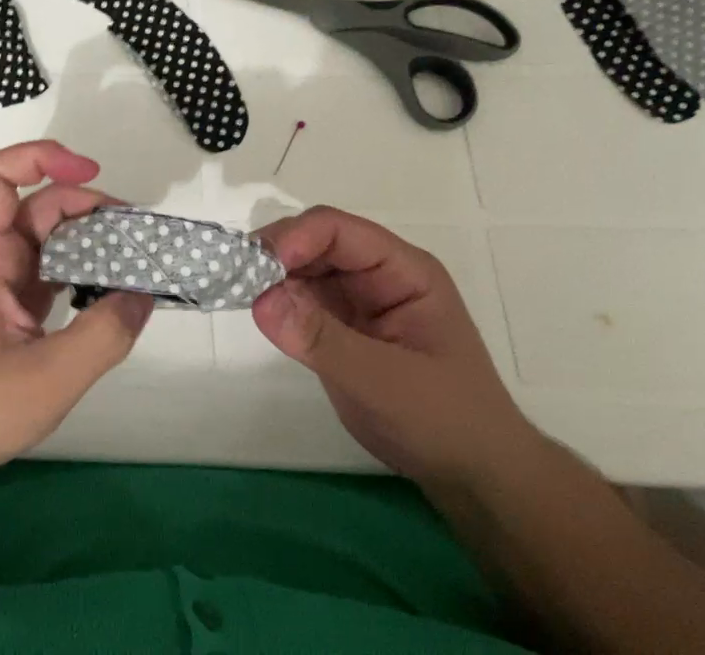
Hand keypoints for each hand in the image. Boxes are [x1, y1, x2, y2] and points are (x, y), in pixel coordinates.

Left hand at [0, 141, 153, 483]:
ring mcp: (2, 282)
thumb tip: (145, 294)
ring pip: (46, 236)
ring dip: (89, 236)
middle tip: (136, 231)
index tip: (90, 172)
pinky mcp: (15, 305)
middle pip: (34, 204)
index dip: (40, 158)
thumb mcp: (50, 379)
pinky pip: (52, 267)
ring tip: (135, 256)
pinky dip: (85, 267)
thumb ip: (103, 336)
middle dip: (85, 203)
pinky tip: (115, 286)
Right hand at [250, 206, 536, 487]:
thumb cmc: (443, 420)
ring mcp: (357, 301)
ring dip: (268, 276)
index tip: (256, 268)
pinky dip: (273, 301)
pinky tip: (254, 311)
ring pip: (302, 268)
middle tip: (233, 280)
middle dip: (274, 254)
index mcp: (403, 272)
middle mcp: (377, 276)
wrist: (471, 472)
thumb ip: (321, 339)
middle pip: (314, 242)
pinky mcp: (339, 327)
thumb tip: (260, 299)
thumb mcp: (383, 381)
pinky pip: (299, 299)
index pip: (339, 231)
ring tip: (234, 293)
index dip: (295, 238)